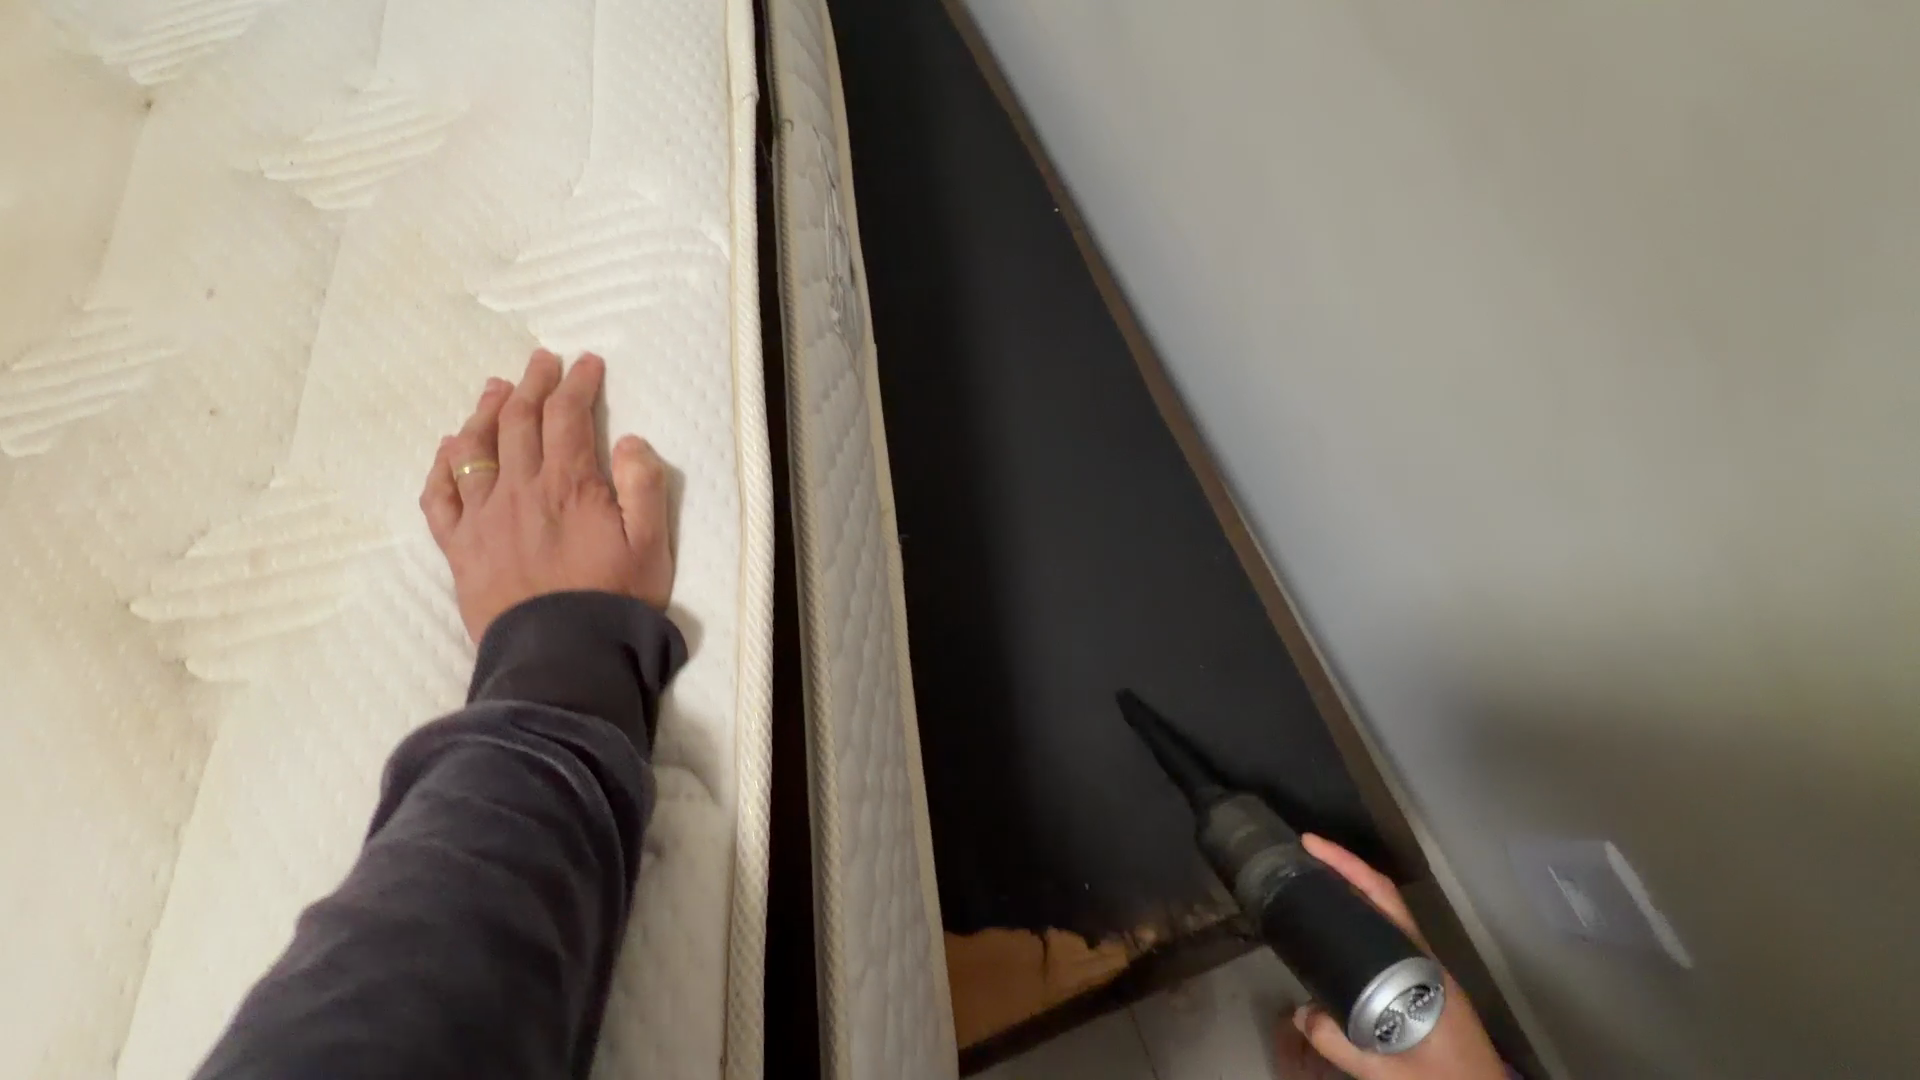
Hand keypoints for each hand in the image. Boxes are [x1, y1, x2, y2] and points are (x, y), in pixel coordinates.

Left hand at [419, 349, 673, 642]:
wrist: (564, 655)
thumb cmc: (616, 598)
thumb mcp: (653, 544)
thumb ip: (644, 486)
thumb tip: (629, 440)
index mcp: (569, 485)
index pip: (568, 417)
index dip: (577, 384)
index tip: (586, 363)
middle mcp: (520, 489)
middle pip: (520, 421)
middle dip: (533, 384)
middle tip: (541, 361)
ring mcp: (483, 517)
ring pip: (475, 448)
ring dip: (486, 412)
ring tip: (495, 390)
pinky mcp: (460, 546)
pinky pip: (440, 496)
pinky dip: (442, 465)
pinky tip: (449, 449)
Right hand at [1272, 835, 1506, 1079]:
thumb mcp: (1390, 1073)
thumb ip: (1341, 1044)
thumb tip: (1299, 1012)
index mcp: (1423, 969)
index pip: (1384, 900)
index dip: (1347, 866)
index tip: (1311, 845)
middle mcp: (1427, 963)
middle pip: (1383, 901)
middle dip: (1344, 872)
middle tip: (1301, 860)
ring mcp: (1429, 976)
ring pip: (1385, 920)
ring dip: (1352, 898)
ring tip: (1311, 890)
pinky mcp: (1425, 992)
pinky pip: (1386, 943)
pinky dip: (1359, 927)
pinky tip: (1335, 940)